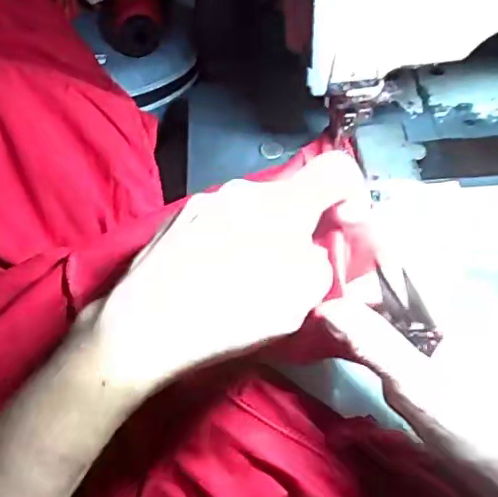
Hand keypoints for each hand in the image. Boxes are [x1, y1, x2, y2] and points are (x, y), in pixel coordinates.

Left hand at [89, 151, 366, 392]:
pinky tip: (216, 281)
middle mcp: (242, 190)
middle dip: (304, 230)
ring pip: (254, 213)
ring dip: (264, 240)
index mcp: (282, 203)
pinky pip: (220, 225)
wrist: (142, 327)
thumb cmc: (228, 314)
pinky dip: (230, 246)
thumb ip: (324, 265)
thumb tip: (317, 253)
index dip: (355, 198)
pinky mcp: (175, 223)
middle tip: (297, 274)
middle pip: (292, 198)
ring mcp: (204, 203)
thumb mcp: (301, 300)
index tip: (347, 233)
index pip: (338, 170)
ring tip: (249, 284)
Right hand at [316, 260, 497, 496]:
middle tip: (375, 365)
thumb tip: (327, 307)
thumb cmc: (480, 438)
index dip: (365, 292)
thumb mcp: (416, 393)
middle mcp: (489, 302)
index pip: (402, 270)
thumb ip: (372, 345)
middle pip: (418, 293)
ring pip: (436, 316)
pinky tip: (440, 386)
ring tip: (408, 382)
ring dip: (409, 339)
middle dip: (386, 322)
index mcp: (467, 304)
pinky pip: (457, 334)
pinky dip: (435, 350)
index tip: (344, 325)